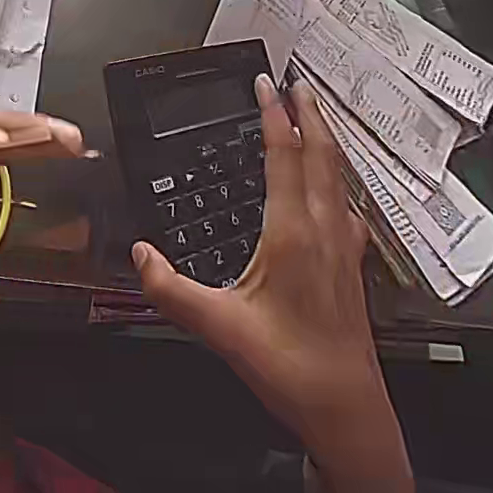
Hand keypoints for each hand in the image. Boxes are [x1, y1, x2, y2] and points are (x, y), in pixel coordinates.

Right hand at [132, 76, 412, 492]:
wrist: (348, 409)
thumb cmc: (290, 367)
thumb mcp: (220, 328)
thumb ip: (173, 290)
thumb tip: (141, 255)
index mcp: (291, 233)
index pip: (284, 156)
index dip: (275, 115)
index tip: (266, 84)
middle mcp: (322, 229)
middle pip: (320, 153)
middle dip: (309, 112)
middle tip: (298, 83)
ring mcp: (342, 243)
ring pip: (339, 173)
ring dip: (326, 137)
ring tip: (316, 115)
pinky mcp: (351, 261)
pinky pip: (347, 200)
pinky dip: (338, 174)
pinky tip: (336, 184)